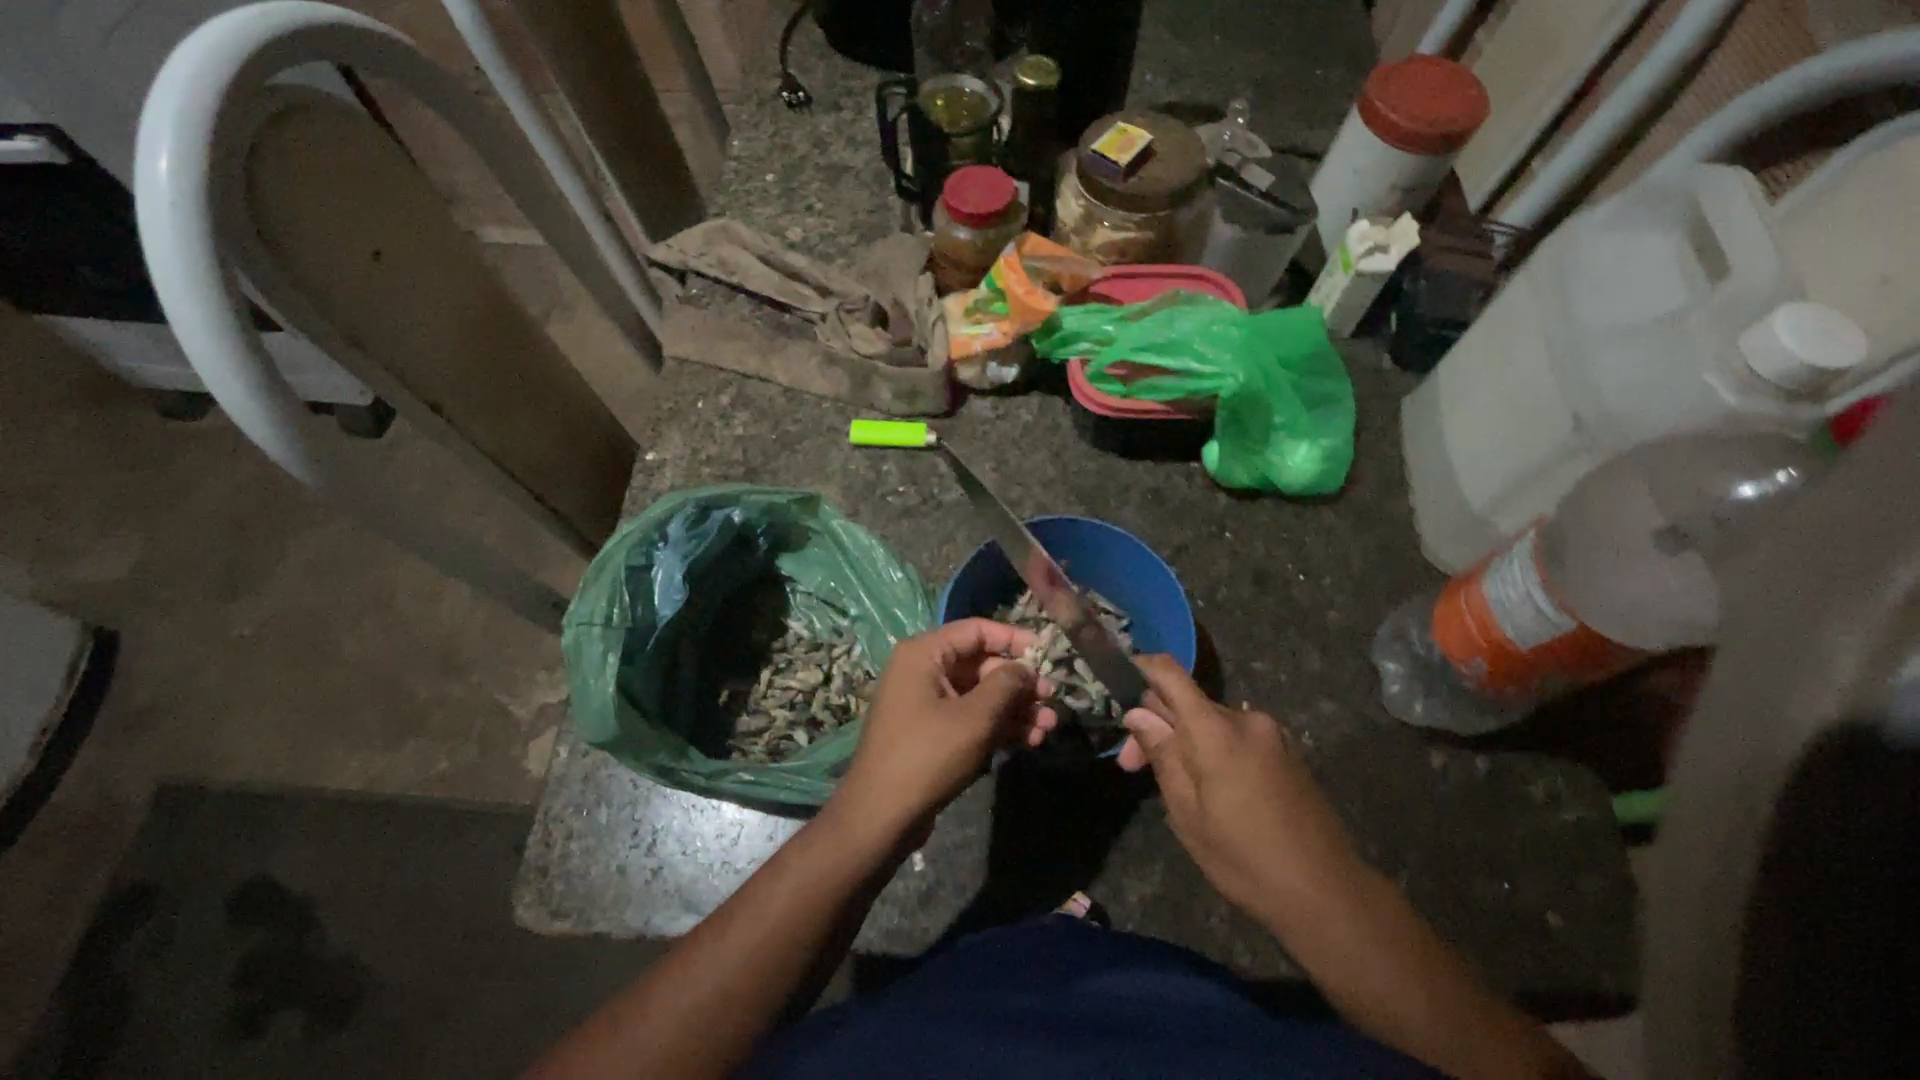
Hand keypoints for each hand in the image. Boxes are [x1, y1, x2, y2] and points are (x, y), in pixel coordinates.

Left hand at [835, 619, 1057, 827]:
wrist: (881, 815)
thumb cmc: (928, 755)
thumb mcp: (974, 717)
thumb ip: (1006, 685)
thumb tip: (1026, 668)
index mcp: (924, 655)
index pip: (976, 630)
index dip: (1014, 639)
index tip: (1047, 654)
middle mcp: (922, 672)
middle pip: (981, 665)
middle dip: (1019, 684)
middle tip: (1052, 700)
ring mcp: (925, 705)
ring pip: (980, 696)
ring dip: (1015, 709)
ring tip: (1048, 728)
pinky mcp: (931, 734)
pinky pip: (970, 720)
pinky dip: (998, 727)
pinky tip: (1029, 741)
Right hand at [1118, 656, 1359, 920]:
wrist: (1327, 892)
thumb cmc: (1244, 858)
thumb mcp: (1187, 813)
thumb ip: (1163, 755)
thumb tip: (1138, 713)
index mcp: (1217, 730)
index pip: (1170, 674)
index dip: (1140, 669)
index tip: (1115, 688)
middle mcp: (1246, 720)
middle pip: (1188, 703)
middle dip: (1157, 726)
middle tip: (1133, 769)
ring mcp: (1272, 735)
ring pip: (1211, 722)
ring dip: (1185, 742)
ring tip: (1173, 788)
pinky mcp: (1286, 753)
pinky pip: (1236, 738)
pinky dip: (1213, 751)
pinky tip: (1209, 791)